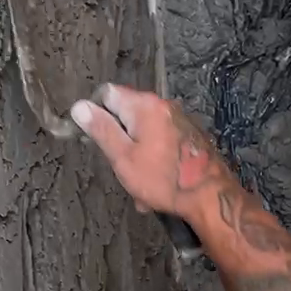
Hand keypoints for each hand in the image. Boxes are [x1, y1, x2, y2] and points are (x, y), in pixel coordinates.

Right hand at [70, 83, 230, 221]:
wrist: (211, 197)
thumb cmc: (162, 179)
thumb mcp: (123, 157)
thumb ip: (101, 129)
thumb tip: (78, 106)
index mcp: (144, 105)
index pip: (108, 94)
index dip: (96, 114)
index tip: (96, 139)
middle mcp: (163, 105)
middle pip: (126, 114)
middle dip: (119, 141)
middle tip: (119, 168)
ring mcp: (178, 120)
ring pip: (143, 133)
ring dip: (136, 156)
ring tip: (139, 187)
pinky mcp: (189, 136)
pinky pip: (160, 142)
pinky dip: (153, 160)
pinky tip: (156, 185)